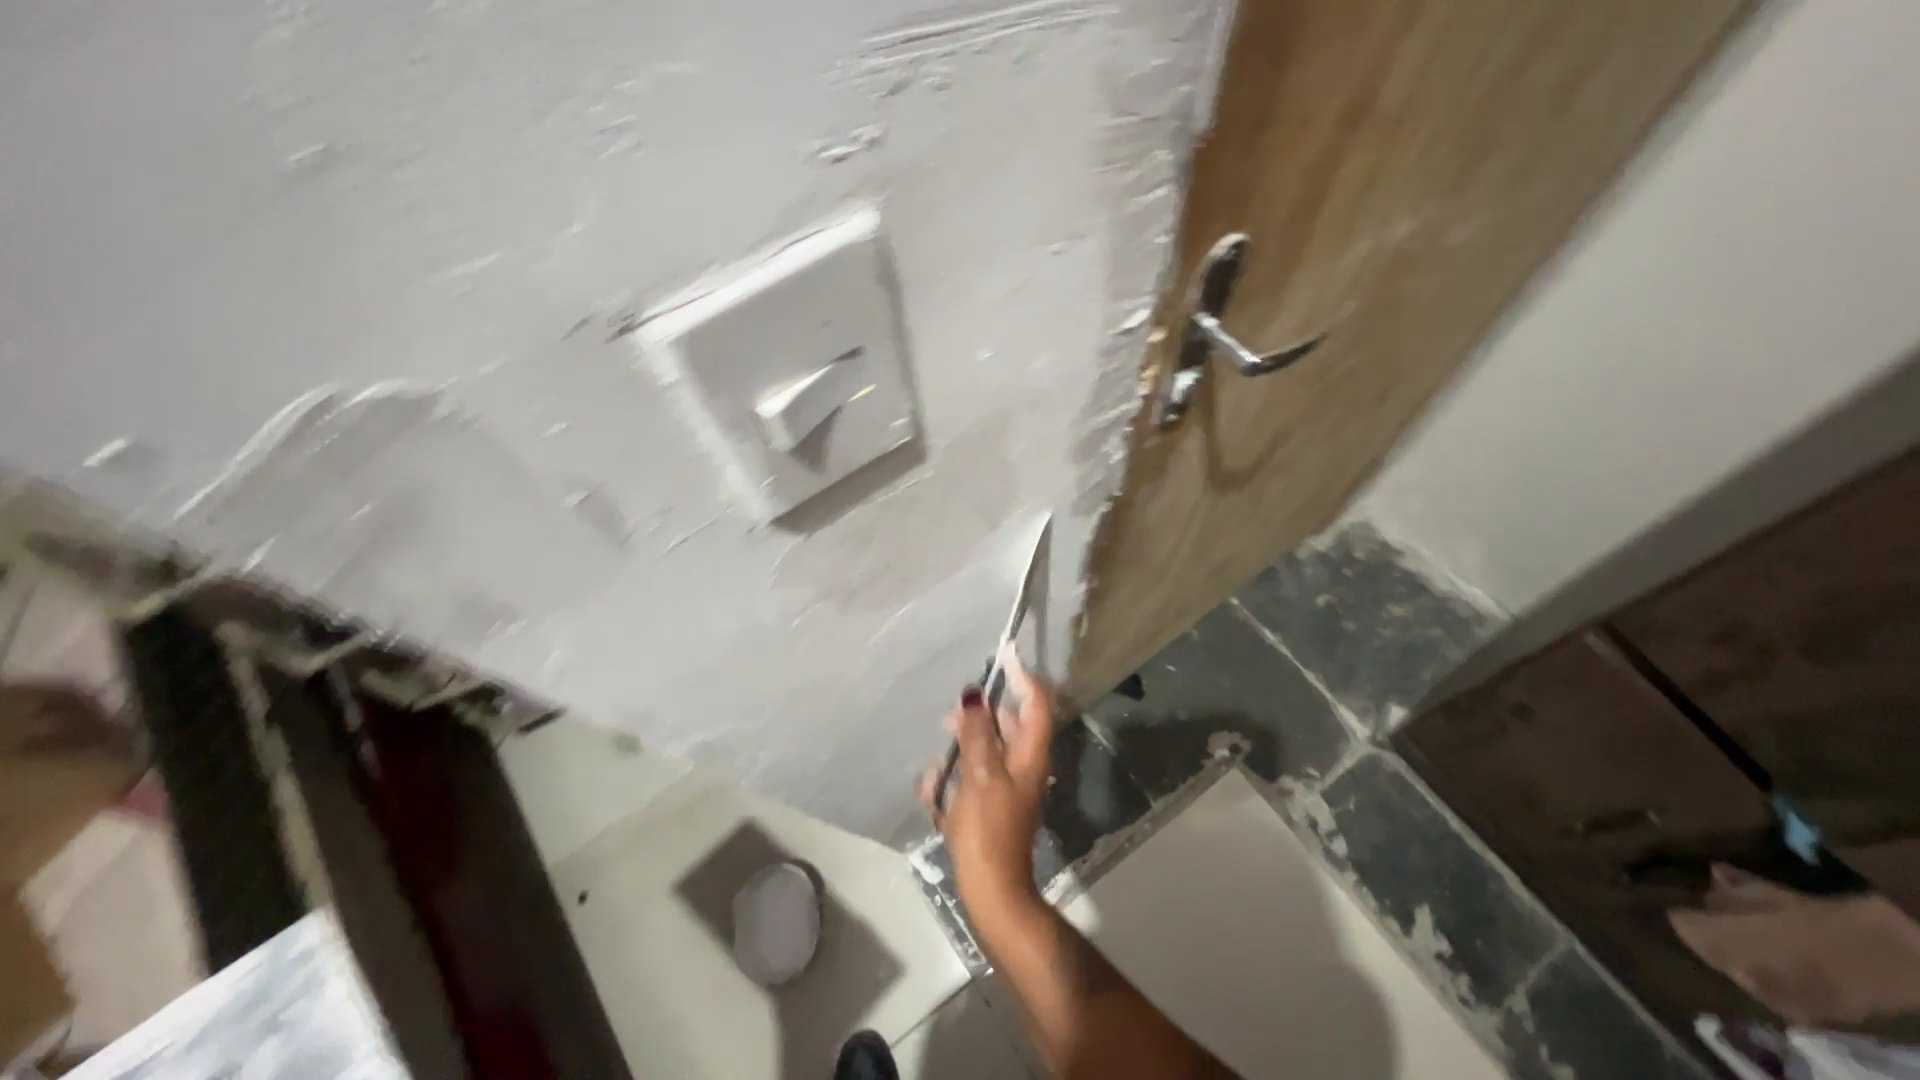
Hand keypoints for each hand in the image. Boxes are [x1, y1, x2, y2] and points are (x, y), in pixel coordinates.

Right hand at [917, 648, 1055, 913]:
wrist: (991, 889)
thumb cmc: (987, 829)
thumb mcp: (980, 774)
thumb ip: (976, 731)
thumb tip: (975, 692)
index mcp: (1030, 754)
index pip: (1036, 702)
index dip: (1023, 675)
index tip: (1003, 653)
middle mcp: (1024, 765)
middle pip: (1007, 724)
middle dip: (977, 717)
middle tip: (949, 718)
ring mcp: (1007, 786)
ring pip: (983, 751)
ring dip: (959, 752)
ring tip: (936, 770)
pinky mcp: (990, 805)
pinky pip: (970, 779)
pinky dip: (953, 781)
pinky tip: (934, 794)